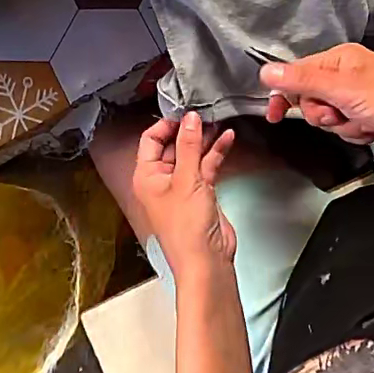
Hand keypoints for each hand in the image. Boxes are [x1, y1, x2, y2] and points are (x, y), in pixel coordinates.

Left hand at [132, 112, 237, 281]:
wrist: (206, 260)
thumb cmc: (186, 227)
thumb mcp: (186, 179)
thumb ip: (189, 146)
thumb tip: (190, 118)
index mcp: (146, 175)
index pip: (150, 140)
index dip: (166, 125)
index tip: (184, 113)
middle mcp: (161, 179)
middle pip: (172, 145)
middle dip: (189, 130)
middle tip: (204, 113)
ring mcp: (181, 185)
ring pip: (192, 154)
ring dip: (205, 139)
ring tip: (218, 121)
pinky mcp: (200, 192)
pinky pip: (206, 166)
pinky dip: (215, 153)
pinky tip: (227, 139)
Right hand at [259, 42, 373, 156]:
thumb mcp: (342, 90)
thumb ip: (302, 81)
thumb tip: (266, 71)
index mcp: (339, 58)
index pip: (296, 74)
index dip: (285, 95)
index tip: (275, 114)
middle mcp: (347, 73)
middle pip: (310, 98)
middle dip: (321, 114)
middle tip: (338, 115)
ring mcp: (358, 94)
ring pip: (327, 116)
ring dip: (340, 126)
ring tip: (362, 123)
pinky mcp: (368, 113)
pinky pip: (345, 126)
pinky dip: (355, 132)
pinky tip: (372, 130)